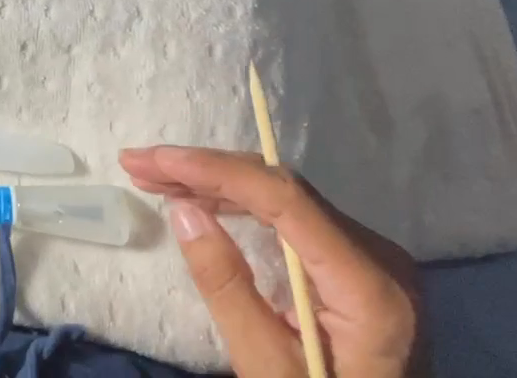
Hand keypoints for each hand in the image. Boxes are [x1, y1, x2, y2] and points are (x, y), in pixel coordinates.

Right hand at [119, 146, 425, 377]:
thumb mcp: (268, 368)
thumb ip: (228, 289)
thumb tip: (182, 210)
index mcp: (366, 288)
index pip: (284, 200)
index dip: (215, 170)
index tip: (156, 159)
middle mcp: (378, 257)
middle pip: (279, 188)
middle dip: (203, 170)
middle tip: (138, 165)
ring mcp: (369, 257)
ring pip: (280, 194)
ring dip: (213, 182)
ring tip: (153, 178)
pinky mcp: (354, 263)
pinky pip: (289, 214)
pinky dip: (237, 202)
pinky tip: (198, 200)